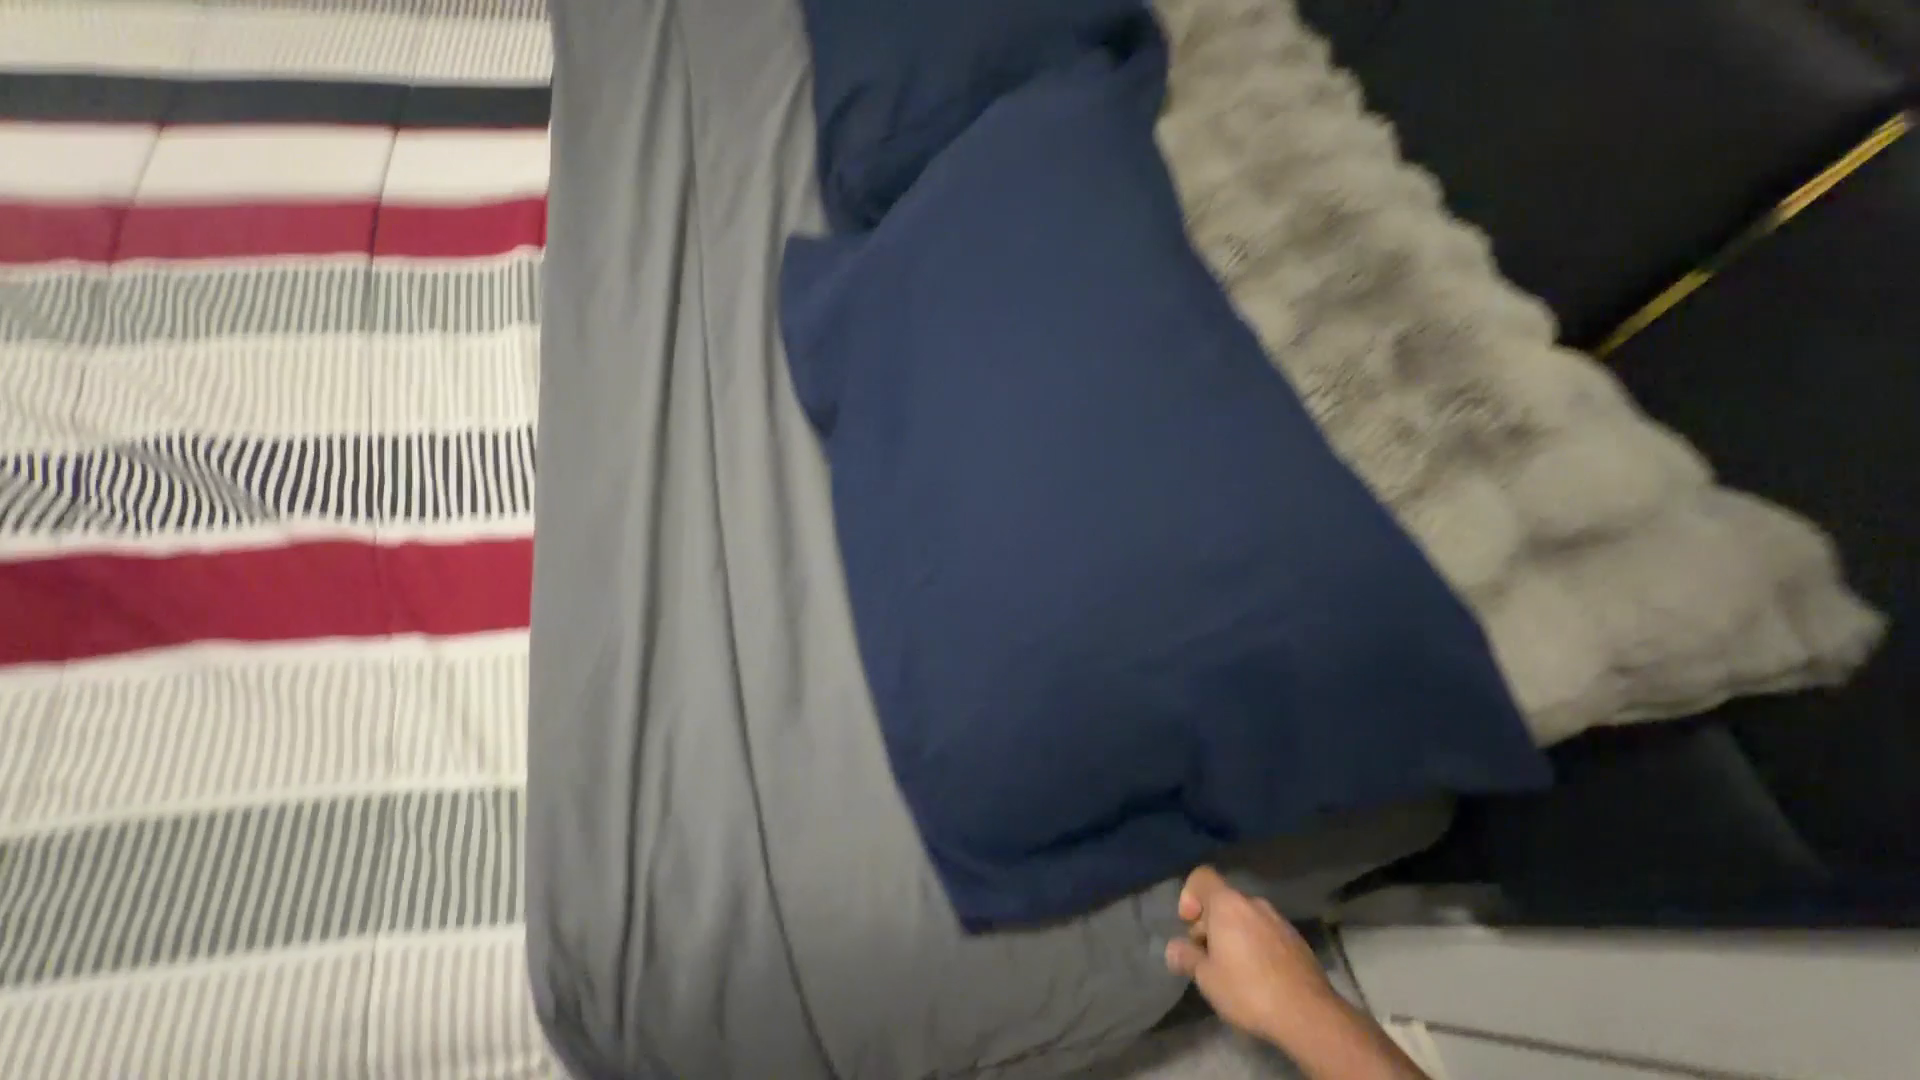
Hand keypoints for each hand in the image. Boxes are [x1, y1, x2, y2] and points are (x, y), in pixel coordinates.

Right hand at [1163, 866, 1341, 1042]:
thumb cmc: (1248, 990)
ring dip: (1234, 935)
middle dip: (1210, 923)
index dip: (1189, 895)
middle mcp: (1254, 903)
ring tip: (1233, 970)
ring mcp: (1280, 921)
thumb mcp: (1207, 978)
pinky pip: (1266, 933)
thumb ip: (1187, 957)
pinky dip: (1256, 945)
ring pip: (1246, 918)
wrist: (1308, 1014)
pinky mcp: (1298, 941)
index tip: (1189, 926)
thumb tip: (1174, 949)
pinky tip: (1258, 977)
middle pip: (1223, 900)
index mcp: (1228, 904)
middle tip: (1207, 957)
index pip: (1202, 876)